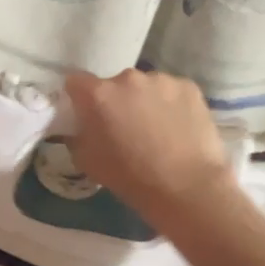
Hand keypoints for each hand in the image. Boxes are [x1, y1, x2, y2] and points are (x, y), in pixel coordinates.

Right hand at [63, 69, 236, 219]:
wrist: (186, 187)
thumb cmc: (130, 177)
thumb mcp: (86, 161)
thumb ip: (78, 135)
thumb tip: (81, 126)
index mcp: (98, 95)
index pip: (75, 82)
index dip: (78, 97)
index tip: (84, 112)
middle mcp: (128, 78)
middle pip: (114, 84)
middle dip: (116, 101)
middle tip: (124, 127)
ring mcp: (162, 80)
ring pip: (145, 87)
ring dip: (144, 101)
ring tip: (156, 129)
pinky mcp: (189, 87)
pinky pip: (172, 92)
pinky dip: (171, 105)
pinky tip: (177, 128)